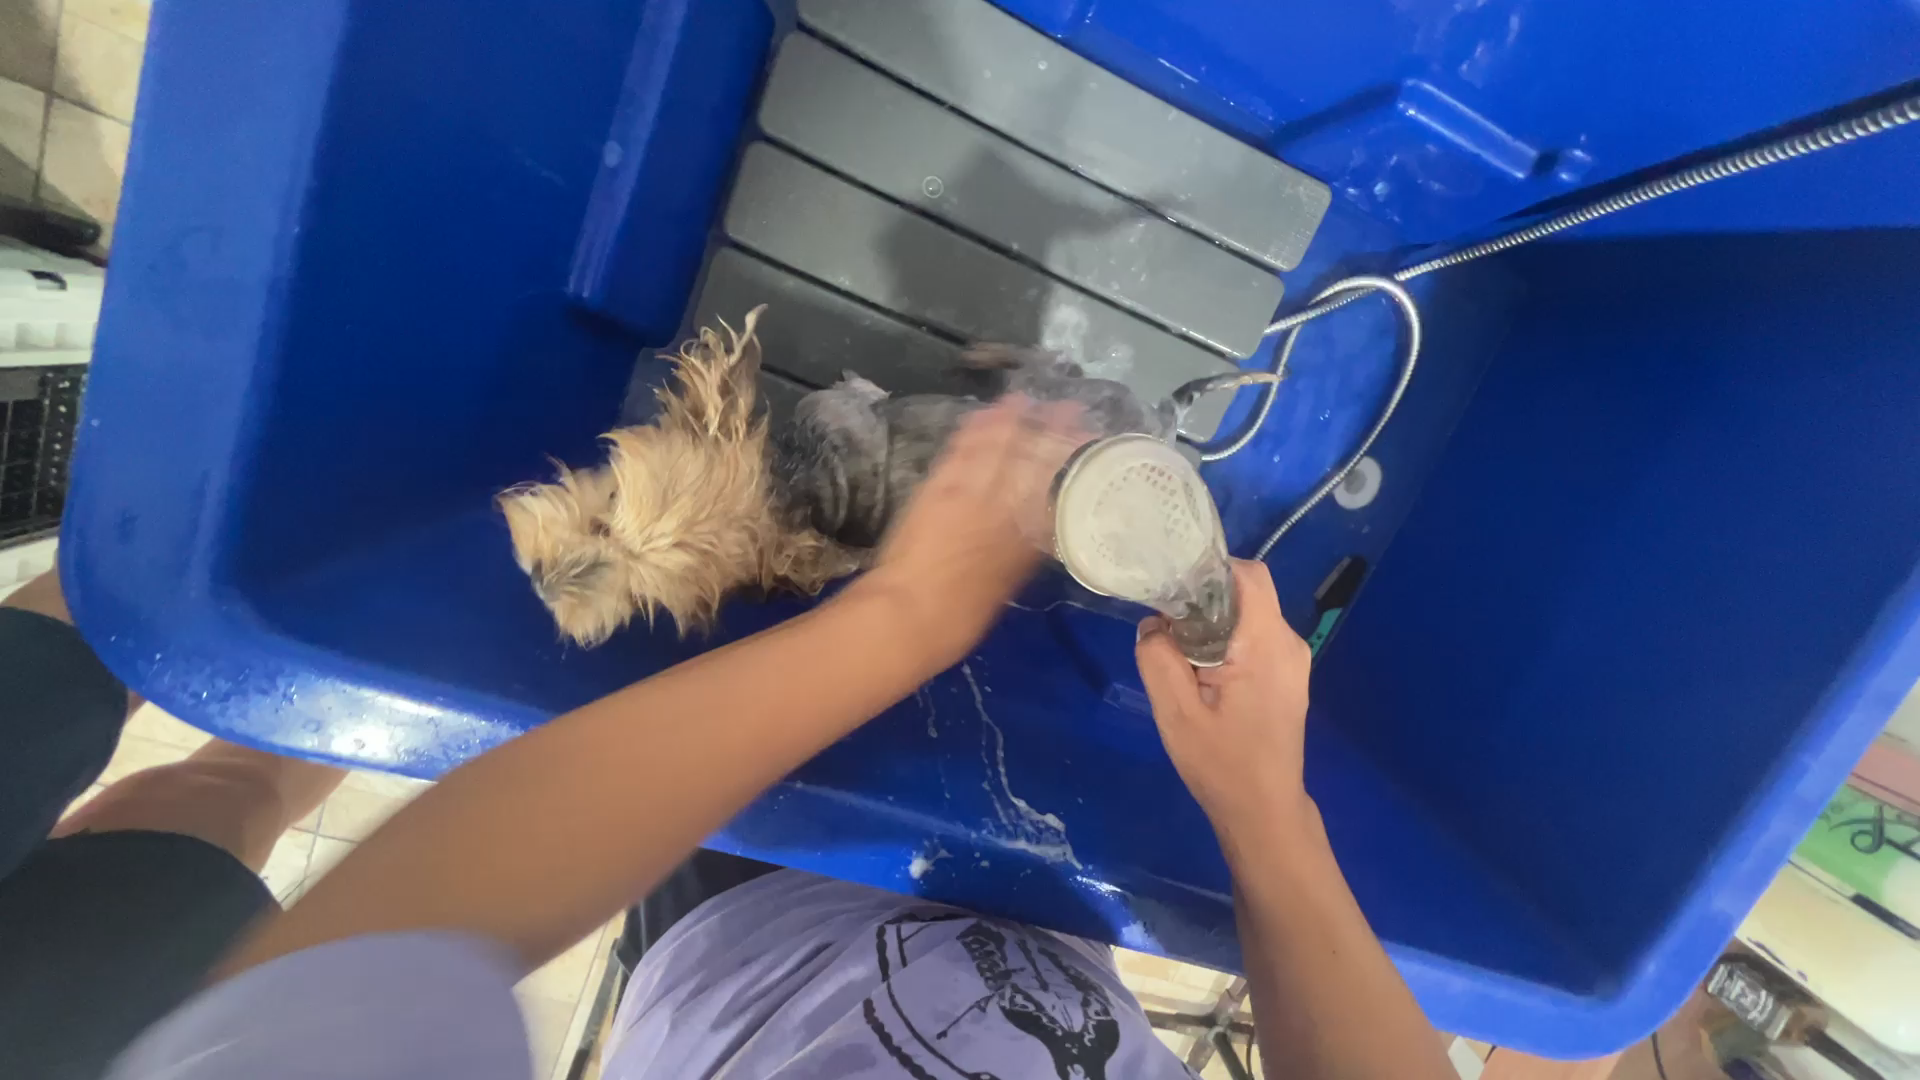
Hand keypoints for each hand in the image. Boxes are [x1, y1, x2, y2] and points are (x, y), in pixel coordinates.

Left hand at [849, 396, 1087, 667]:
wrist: (904, 616)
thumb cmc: (954, 621)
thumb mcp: (1001, 593)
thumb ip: (1020, 559)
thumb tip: (1034, 538)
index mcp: (1024, 542)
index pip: (1055, 493)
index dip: (1073, 466)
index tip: (1088, 445)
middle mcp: (1004, 512)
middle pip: (1034, 462)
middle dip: (1054, 432)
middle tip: (1072, 408)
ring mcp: (969, 494)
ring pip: (1000, 449)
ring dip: (1018, 420)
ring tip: (1033, 399)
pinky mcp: (938, 487)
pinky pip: (963, 450)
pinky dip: (978, 427)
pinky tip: (989, 411)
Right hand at [1136, 560, 1315, 850]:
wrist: (1263, 811)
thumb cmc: (1221, 764)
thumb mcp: (1176, 713)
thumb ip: (1158, 659)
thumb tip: (1153, 624)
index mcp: (1267, 645)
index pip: (1248, 576)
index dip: (1210, 571)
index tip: (1172, 588)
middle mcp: (1288, 644)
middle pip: (1246, 592)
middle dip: (1203, 599)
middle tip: (1165, 624)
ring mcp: (1292, 660)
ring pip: (1247, 615)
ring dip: (1211, 622)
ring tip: (1178, 649)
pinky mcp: (1285, 675)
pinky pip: (1253, 636)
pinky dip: (1224, 639)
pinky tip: (1199, 669)